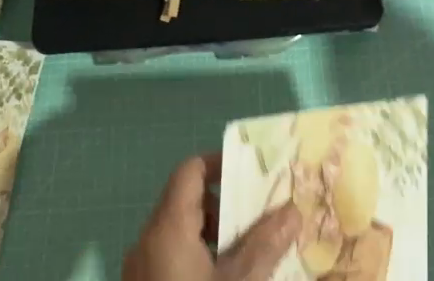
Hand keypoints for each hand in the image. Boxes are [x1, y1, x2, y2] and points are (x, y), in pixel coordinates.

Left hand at [123, 153, 300, 280]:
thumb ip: (265, 244)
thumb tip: (292, 209)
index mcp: (167, 228)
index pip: (190, 171)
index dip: (221, 164)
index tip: (254, 173)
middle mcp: (147, 241)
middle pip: (187, 202)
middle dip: (227, 207)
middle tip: (263, 219)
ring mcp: (141, 269)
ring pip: (181, 233)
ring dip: (215, 235)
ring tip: (252, 254)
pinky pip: (172, 259)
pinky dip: (199, 258)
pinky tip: (227, 279)